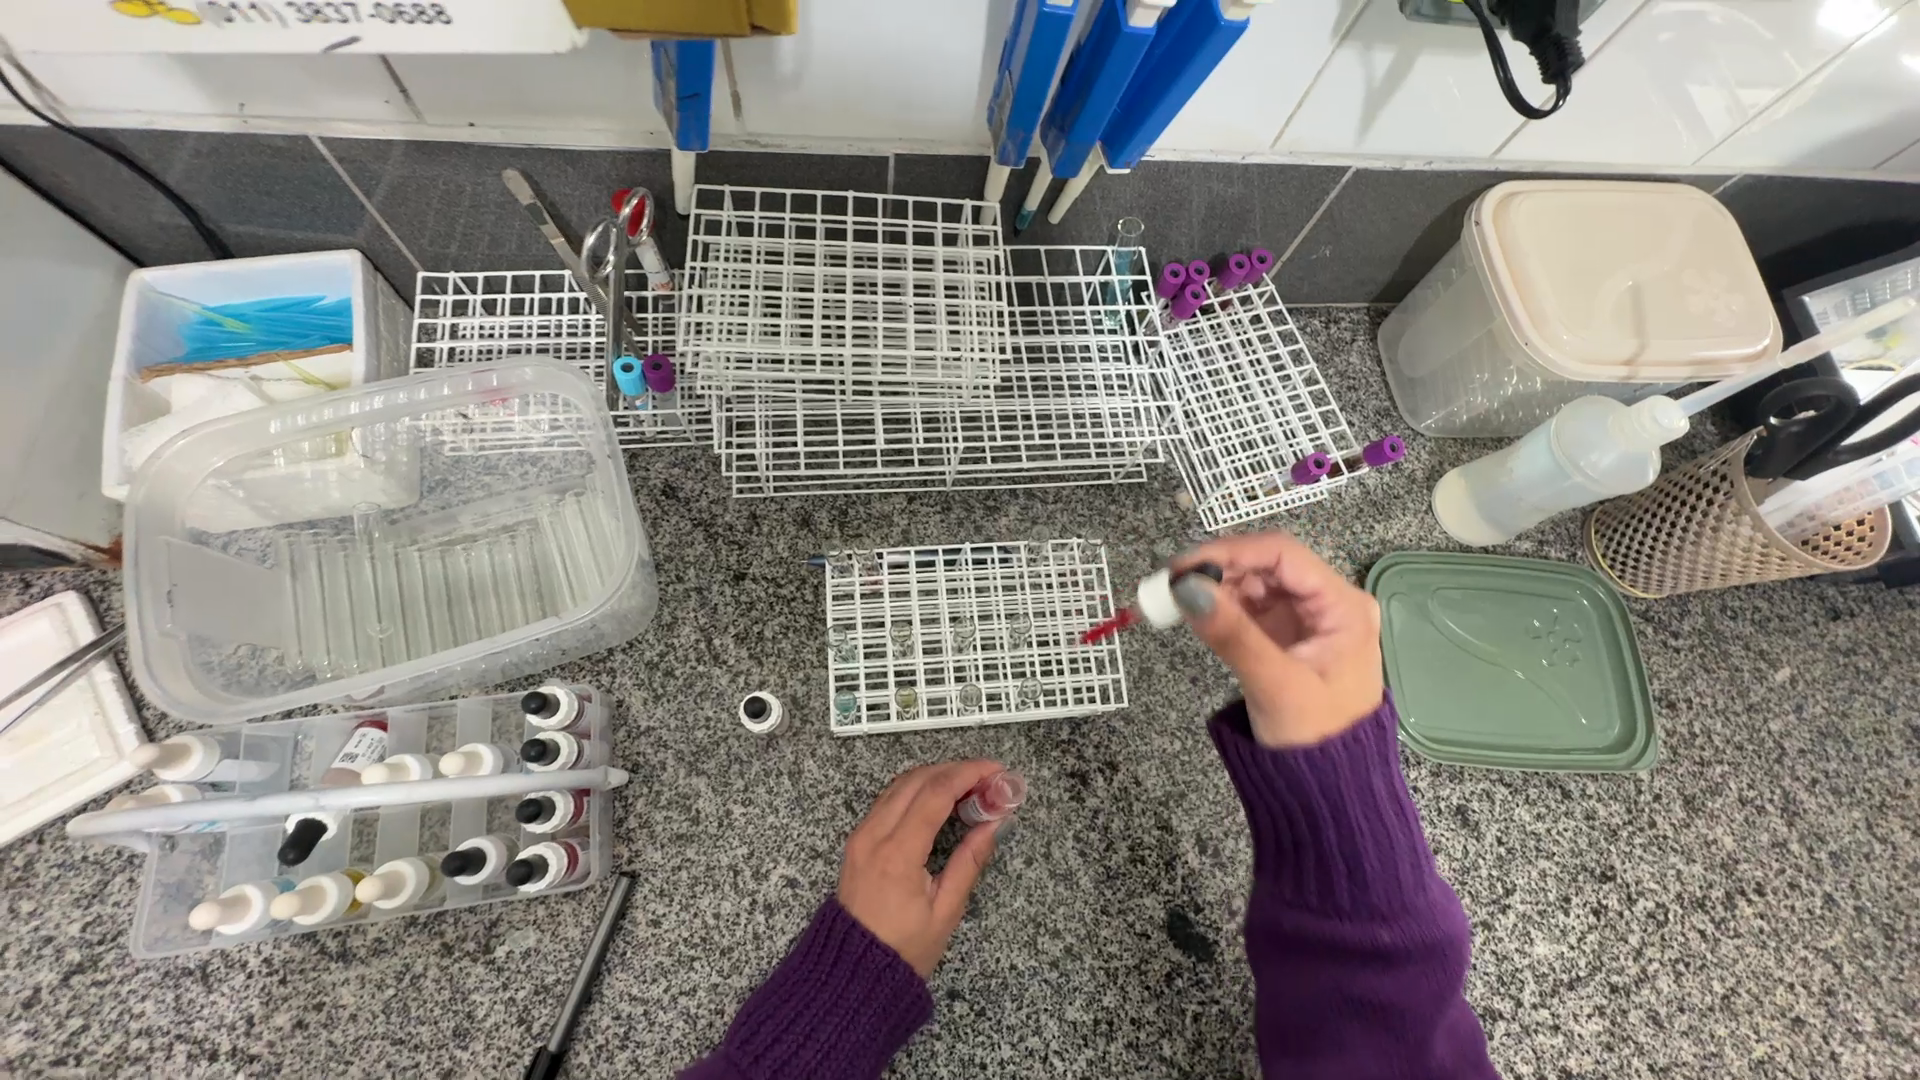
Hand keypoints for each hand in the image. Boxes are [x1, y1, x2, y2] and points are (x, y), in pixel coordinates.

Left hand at [837, 760, 1007, 977]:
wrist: (850, 975)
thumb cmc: (902, 951)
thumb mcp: (945, 912)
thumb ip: (970, 860)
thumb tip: (995, 822)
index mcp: (897, 853)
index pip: (936, 792)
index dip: (969, 773)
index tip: (996, 770)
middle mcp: (874, 834)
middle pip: (918, 779)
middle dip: (956, 770)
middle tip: (988, 778)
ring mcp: (861, 834)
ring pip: (900, 783)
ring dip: (936, 776)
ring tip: (969, 786)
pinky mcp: (857, 839)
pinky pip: (888, 798)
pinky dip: (917, 789)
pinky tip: (940, 799)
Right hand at [1171, 532, 1382, 748]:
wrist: (1326, 786)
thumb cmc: (1314, 736)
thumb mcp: (1274, 685)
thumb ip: (1233, 635)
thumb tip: (1187, 588)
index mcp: (1343, 607)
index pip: (1283, 555)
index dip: (1231, 551)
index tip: (1184, 565)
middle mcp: (1327, 602)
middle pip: (1267, 564)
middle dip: (1219, 568)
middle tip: (1171, 582)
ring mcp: (1304, 617)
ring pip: (1253, 581)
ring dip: (1215, 584)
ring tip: (1176, 598)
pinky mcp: (1282, 632)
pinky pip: (1246, 604)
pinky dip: (1218, 603)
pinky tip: (1195, 610)